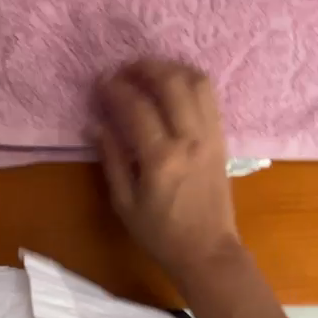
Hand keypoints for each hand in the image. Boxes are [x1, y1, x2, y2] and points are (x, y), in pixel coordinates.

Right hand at [94, 60, 240, 279]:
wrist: (206, 249)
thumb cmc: (160, 234)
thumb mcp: (125, 203)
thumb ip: (111, 160)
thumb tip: (95, 126)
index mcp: (161, 159)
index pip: (136, 108)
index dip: (116, 90)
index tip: (100, 83)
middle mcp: (189, 139)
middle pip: (170, 83)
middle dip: (144, 68)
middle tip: (123, 70)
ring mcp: (210, 135)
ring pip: (196, 81)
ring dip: (170, 68)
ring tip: (148, 71)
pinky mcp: (221, 137)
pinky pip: (209, 96)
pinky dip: (189, 81)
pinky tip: (172, 84)